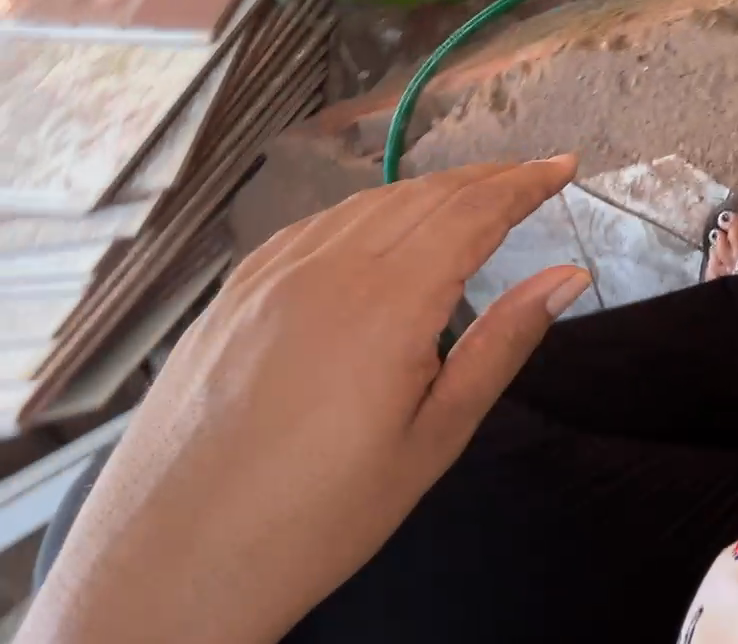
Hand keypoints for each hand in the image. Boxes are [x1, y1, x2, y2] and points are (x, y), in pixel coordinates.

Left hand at [22, 157, 587, 643]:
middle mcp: (325, 272)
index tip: (566, 164)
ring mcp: (266, 281)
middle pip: (425, 197)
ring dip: (435, 189)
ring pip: (369, 205)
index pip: (472, 214)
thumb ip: (506, 341)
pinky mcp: (229, 300)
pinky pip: (315, 228)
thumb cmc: (324, 513)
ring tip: (479, 191)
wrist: (160, 578)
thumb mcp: (438, 433)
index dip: (525, 184)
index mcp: (387, 303)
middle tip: (538, 172)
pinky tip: (386, 222)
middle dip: (490, 178)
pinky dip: (372, 209)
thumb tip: (572, 275)